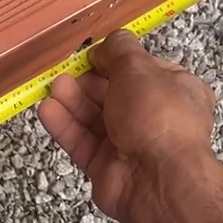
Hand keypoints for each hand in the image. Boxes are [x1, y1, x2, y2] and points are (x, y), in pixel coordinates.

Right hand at [36, 30, 218, 221]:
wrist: (156, 179)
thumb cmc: (158, 117)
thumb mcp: (139, 68)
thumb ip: (119, 51)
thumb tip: (106, 44)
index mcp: (174, 91)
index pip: (141, 71)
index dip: (115, 61)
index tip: (92, 54)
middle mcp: (152, 119)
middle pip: (113, 96)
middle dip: (88, 83)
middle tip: (66, 72)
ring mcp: (128, 146)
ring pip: (94, 120)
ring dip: (73, 102)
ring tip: (52, 87)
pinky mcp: (105, 169)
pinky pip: (82, 144)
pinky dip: (65, 127)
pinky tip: (48, 110)